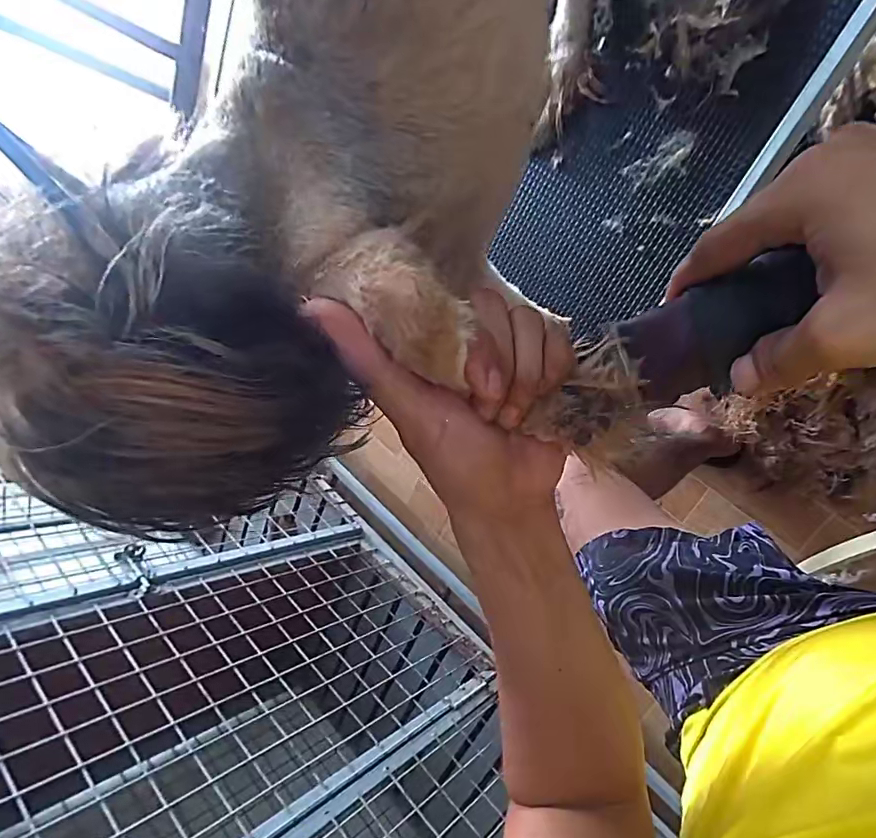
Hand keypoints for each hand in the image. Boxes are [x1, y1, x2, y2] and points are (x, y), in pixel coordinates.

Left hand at [305, 297, 566, 525]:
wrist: (510, 499)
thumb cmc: (457, 463)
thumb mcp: (410, 412)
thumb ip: (369, 360)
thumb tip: (312, 305)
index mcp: (442, 343)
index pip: (463, 300)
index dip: (478, 343)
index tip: (473, 388)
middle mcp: (482, 340)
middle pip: (506, 309)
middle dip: (506, 368)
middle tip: (492, 408)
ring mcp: (520, 352)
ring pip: (536, 326)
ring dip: (530, 380)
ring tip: (515, 415)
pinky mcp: (553, 368)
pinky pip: (563, 344)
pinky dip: (554, 377)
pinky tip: (540, 404)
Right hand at [667, 124, 875, 393]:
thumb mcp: (846, 334)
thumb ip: (783, 357)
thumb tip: (741, 378)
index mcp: (800, 190)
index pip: (724, 238)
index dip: (694, 277)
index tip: (675, 306)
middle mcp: (830, 156)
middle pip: (766, 222)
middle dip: (745, 272)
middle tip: (740, 319)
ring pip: (809, 213)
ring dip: (791, 259)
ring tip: (792, 304)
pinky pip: (848, 205)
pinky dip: (830, 243)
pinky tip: (846, 274)